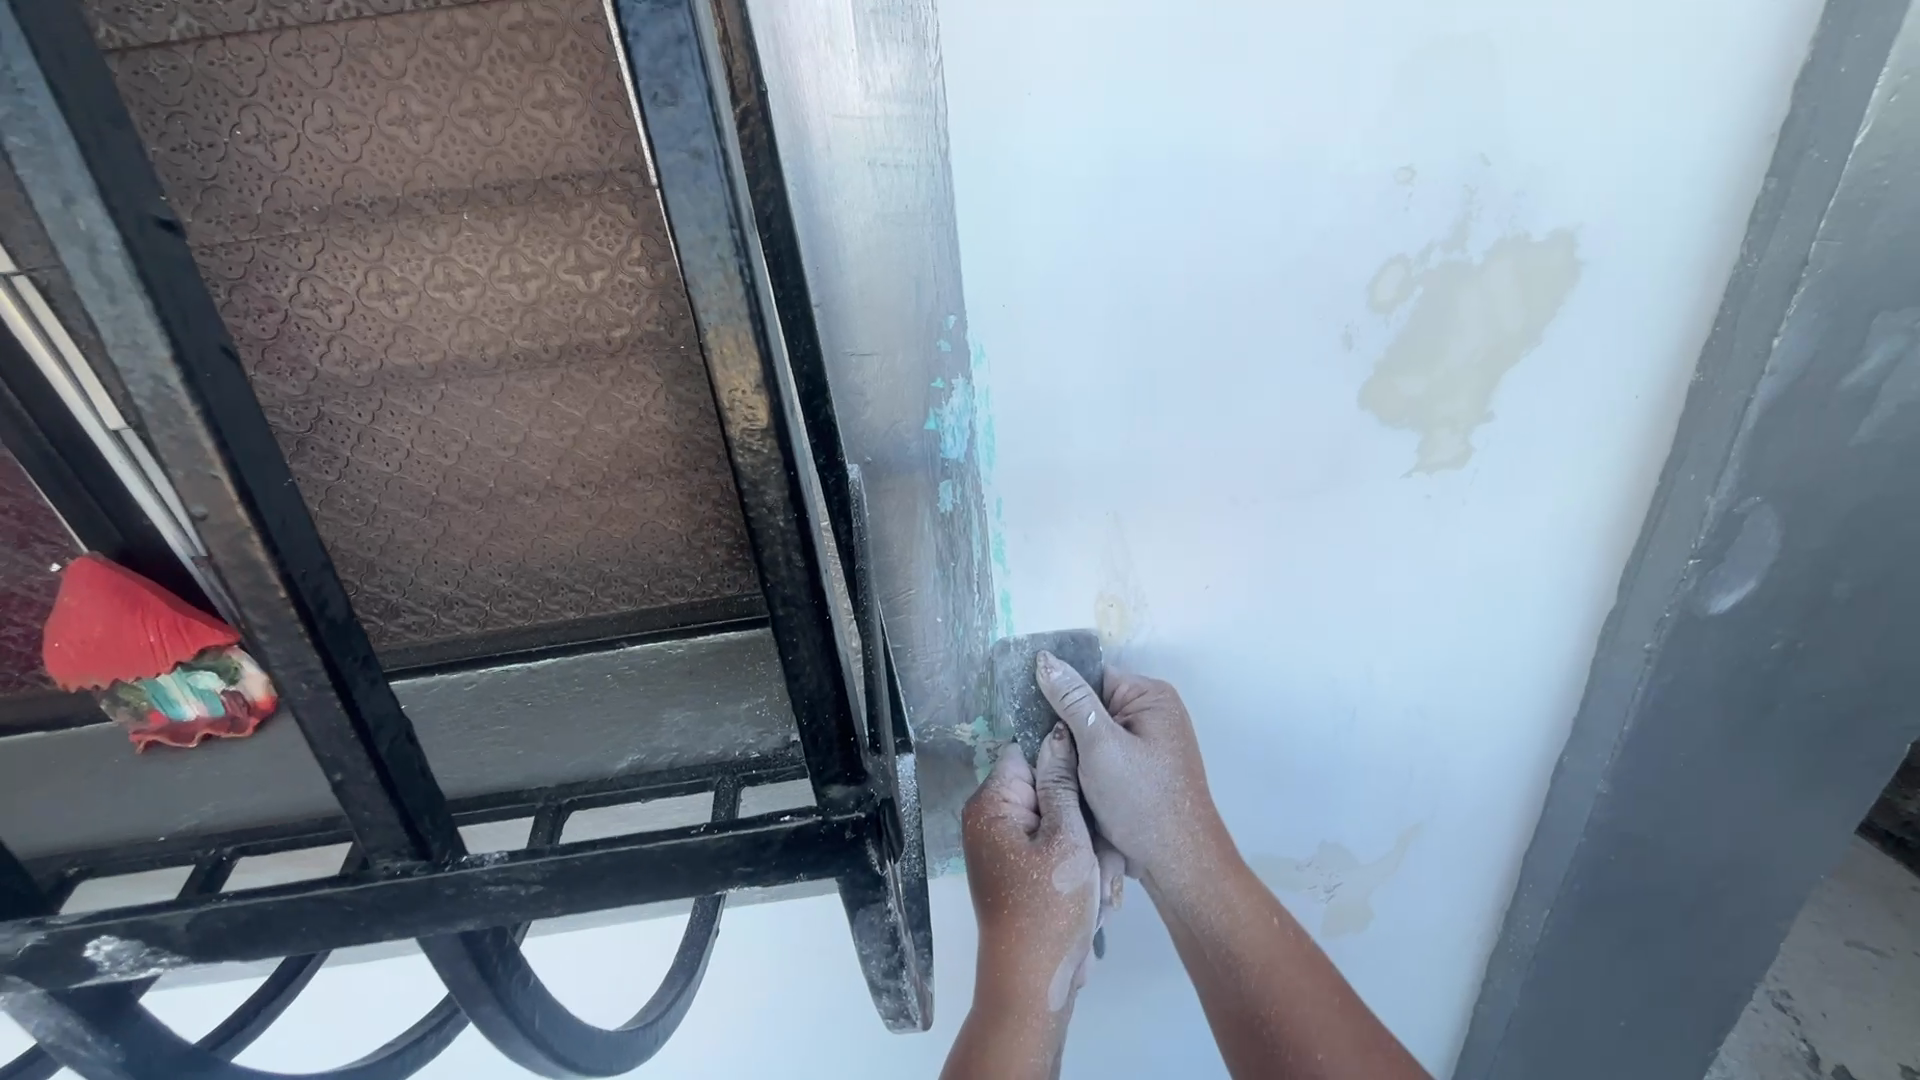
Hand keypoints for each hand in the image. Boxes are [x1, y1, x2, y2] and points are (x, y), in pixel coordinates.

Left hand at [960, 725, 1099, 1012]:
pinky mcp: (1026, 872)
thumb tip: (1056, 732)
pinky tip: (1093, 898)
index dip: (1063, 762)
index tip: (1094, 783)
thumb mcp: (1066, 838)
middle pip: (1050, 792)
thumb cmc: (1048, 909)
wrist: (1035, 985)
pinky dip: (1081, 871)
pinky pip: (1060, 853)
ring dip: (1089, 851)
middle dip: (1084, 821)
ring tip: (1099, 884)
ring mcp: (1010, 848)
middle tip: (1100, 857)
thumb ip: (1062, 783)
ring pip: (1064, 825)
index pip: (1028, 754)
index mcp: (993, 804)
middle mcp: (994, 820)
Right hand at [1036, 652, 1223, 888]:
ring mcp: (1149, 744)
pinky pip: (1102, 760)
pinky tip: (1077, 790)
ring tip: (1064, 778)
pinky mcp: (1142, 771)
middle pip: (1089, 708)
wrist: (1178, 865)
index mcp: (1151, 696)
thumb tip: (1044, 659)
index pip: (1091, 679)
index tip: (1040, 726)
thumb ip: (1071, 700)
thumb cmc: (1142, 802)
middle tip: (1053, 759)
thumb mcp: (1100, 745)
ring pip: (1091, 738)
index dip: (1062, 700)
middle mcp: (1153, 714)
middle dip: (1068, 733)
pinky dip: (1087, 773)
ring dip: (1075, 757)